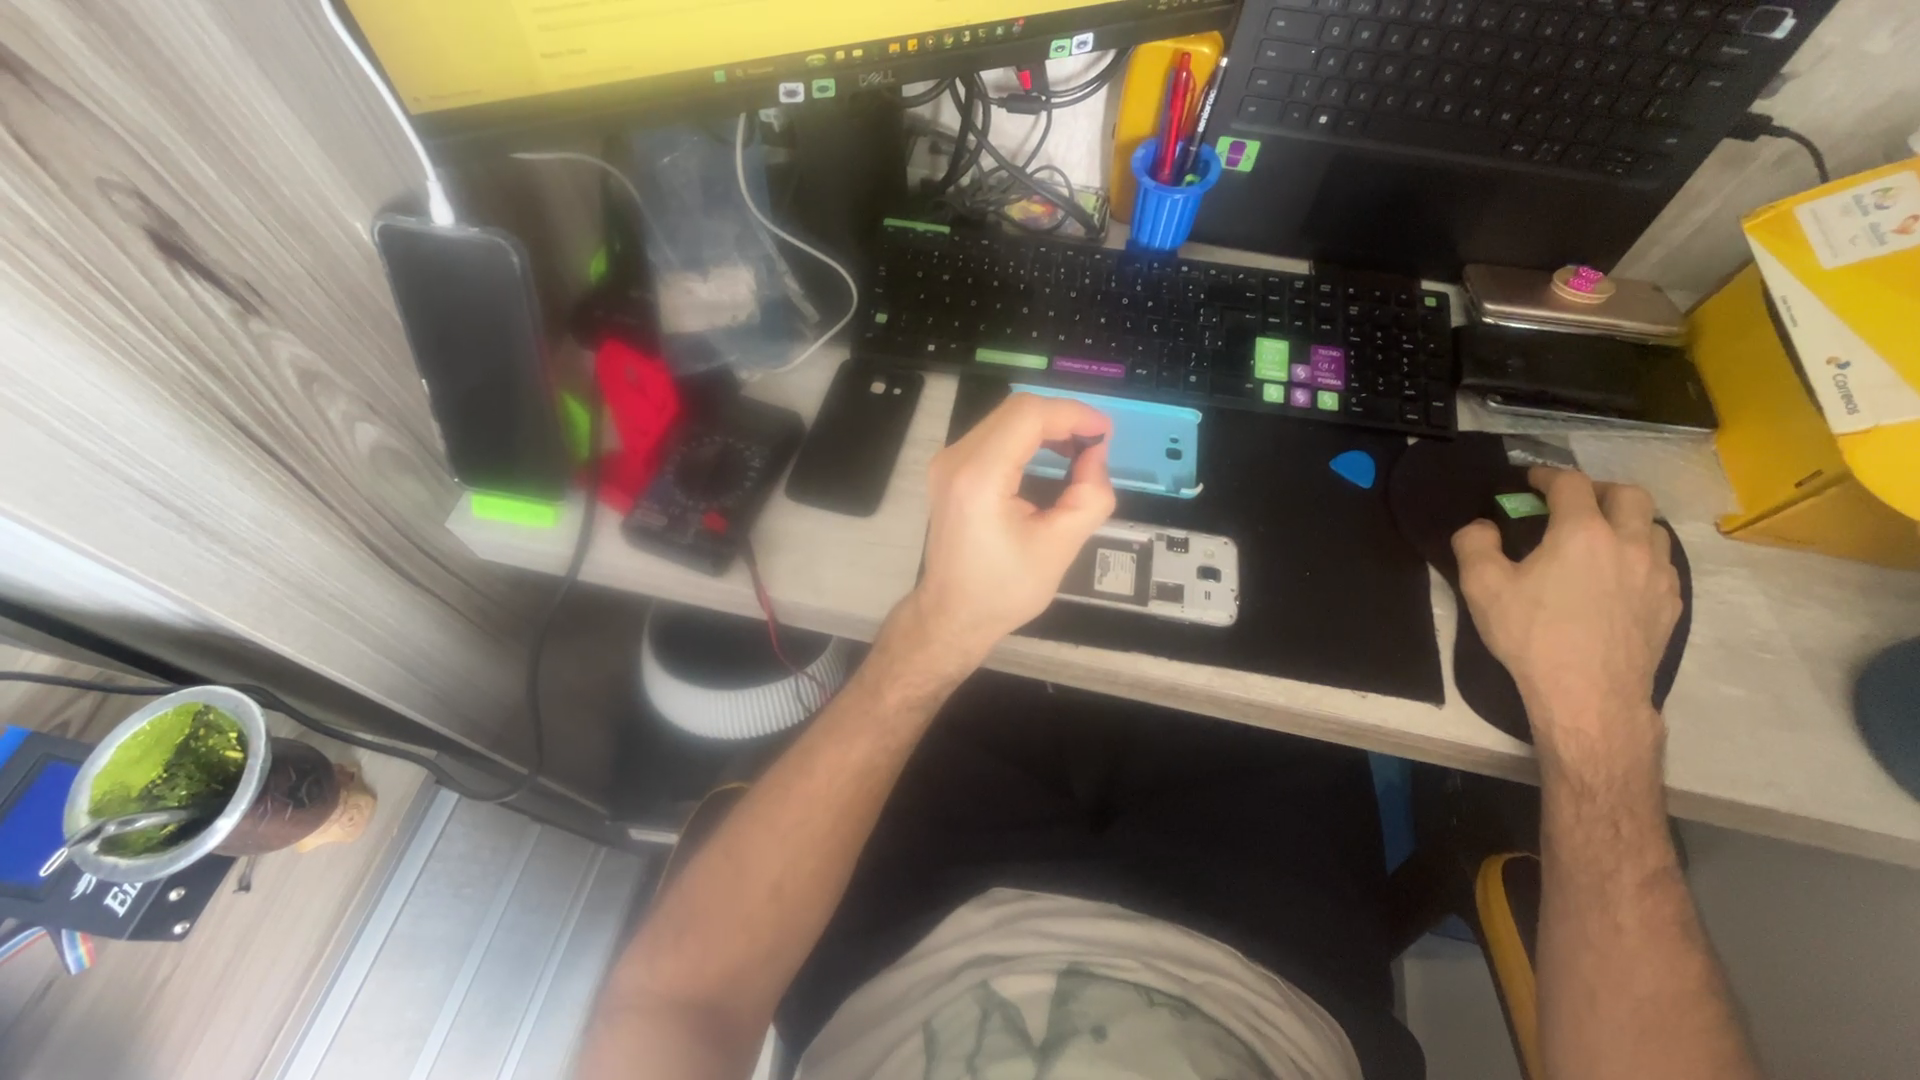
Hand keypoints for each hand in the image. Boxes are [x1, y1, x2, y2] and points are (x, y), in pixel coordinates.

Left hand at [896, 393, 1115, 669]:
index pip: (1029, 416)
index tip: (1105, 434)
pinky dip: (1026, 439)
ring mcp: (947, 463)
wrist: (953, 615)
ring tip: (1079, 454)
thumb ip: (1089, 496)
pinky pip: (993, 437)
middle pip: (1016, 411)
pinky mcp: (949, 471)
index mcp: (980, 477)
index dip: (1073, 414)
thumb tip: (1096, 456)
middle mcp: (956, 459)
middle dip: (1062, 419)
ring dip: (1045, 428)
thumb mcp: (1060, 547)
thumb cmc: (1004, 589)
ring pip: (1004, 420)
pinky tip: (1050, 459)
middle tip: (1096, 446)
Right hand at [1451, 468, 1681, 769]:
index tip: (1530, 480)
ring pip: (1652, 526)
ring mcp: (1657, 573)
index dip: (1546, 475)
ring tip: (1599, 537)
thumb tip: (1482, 526)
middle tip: (1572, 503)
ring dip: (1626, 520)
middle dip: (1597, 489)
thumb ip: (1474, 544)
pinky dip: (1639, 554)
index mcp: (1581, 532)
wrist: (1588, 694)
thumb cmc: (1531, 635)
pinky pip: (1661, 562)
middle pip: (1628, 494)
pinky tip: (1617, 576)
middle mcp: (1628, 542)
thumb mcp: (1482, 587)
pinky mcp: (1669, 602)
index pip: (1570, 483)